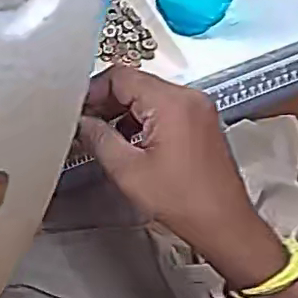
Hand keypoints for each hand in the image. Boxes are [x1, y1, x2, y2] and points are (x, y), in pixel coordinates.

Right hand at [77, 63, 284, 285]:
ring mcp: (198, 109)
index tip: (76, 108)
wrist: (221, 221)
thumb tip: (82, 123)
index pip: (121, 77)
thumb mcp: (127, 170)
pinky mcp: (200, 123)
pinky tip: (126, 143)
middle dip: (105, 101)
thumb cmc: (183, 200)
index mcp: (172, 103)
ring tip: (101, 136)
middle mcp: (189, 98)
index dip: (92, 91)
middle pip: (136, 83)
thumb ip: (99, 139)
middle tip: (82, 123)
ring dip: (122, 112)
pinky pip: (164, 109)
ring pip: (148, 97)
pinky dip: (141, 120)